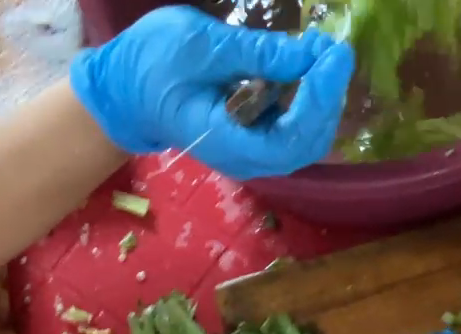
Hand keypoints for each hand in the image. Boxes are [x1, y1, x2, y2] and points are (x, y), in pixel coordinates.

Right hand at [69, 6, 353, 179]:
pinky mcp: (260, 140)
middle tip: (334, 49)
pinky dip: (309, 97)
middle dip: (328, 96)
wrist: (126, 93)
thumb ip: (254, 54)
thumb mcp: (198, 46)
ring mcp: (257, 154)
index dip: (320, 100)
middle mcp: (251, 160)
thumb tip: (306, 53)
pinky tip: (309, 65)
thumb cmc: (150, 65)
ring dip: (322, 97)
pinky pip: (296, 126)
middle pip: (309, 141)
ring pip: (307, 136)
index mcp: (231, 145)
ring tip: (324, 53)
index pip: (292, 138)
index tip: (333, 57)